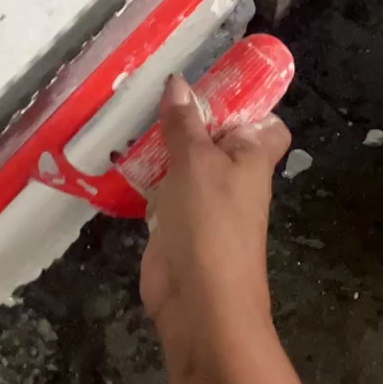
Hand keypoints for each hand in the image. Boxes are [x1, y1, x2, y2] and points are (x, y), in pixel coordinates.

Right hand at [139, 75, 291, 350]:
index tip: (214, 80)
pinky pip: (159, 188)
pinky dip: (142, 174)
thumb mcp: (195, 162)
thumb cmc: (210, 223)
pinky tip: (116, 154)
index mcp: (251, 158)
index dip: (249, 104)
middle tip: (152, 85)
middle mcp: (230, 176)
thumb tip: (178, 83)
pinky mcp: (173, 222)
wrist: (199, 303)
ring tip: (126, 110)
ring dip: (159, 143)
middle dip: (187, 115)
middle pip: (213, 137)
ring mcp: (202, 201)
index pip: (267, 125)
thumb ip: (183, 123)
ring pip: (182, 161)